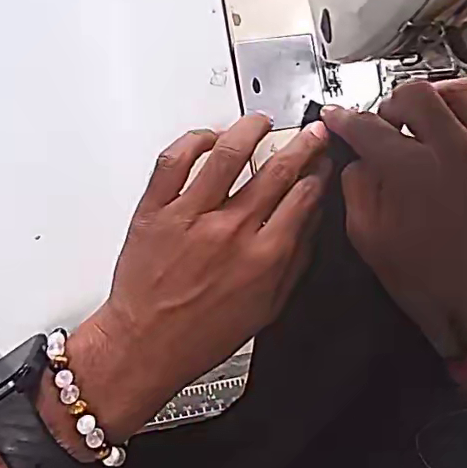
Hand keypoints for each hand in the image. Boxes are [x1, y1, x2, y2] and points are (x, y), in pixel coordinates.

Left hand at [57, 114, 329, 441]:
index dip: (317, 172)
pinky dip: (193, 140)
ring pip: (227, 154)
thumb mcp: (266, 308)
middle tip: (308, 134)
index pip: (303, 197)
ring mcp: (190, 216)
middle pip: (275, 170)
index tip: (320, 162)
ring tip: (260, 122)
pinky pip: (173, 161)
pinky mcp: (155, 210)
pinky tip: (207, 137)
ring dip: (251, 130)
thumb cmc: (201, 333)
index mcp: (263, 257)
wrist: (146, 344)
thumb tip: (311, 222)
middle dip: (301, 144)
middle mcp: (230, 231)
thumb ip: (294, 261)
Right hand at [322, 79, 466, 358]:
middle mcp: (458, 154)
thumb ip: (356, 187)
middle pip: (418, 94)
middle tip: (386, 120)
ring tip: (432, 114)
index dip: (343, 119)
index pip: (367, 125)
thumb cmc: (431, 284)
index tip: (340, 119)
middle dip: (391, 103)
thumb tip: (359, 159)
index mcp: (412, 171)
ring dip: (442, 98)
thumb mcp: (368, 238)